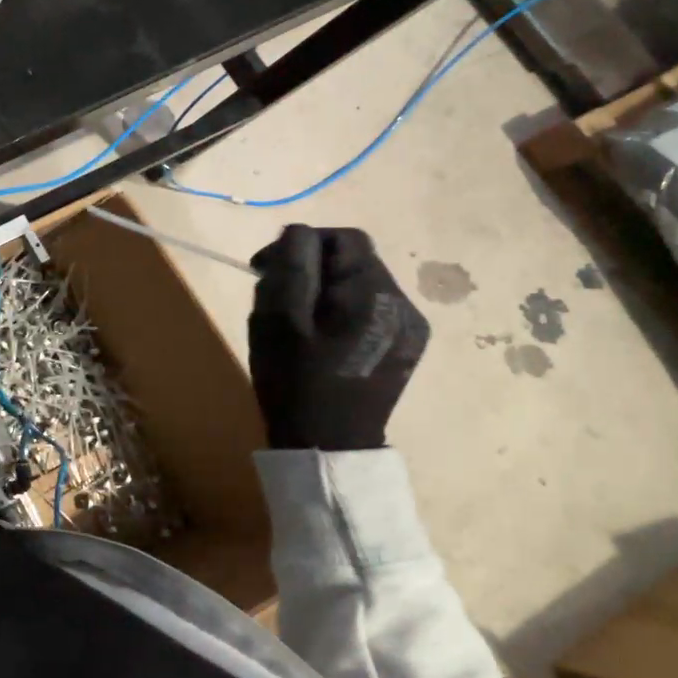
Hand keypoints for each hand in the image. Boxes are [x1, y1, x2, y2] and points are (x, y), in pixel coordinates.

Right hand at [247, 225, 427, 451]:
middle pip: (354, 259)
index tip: (266, 269)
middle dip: (311, 267)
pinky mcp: (408, 345)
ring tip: (297, 319)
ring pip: (361, 282)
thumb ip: (291, 267)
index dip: (300, 244)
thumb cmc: (295, 381)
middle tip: (275, 295)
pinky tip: (322, 336)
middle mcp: (406, 304)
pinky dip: (342, 308)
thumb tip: (298, 232)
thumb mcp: (278, 320)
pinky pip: (371, 307)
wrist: (328, 445)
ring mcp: (412, 327)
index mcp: (375, 296)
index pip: (343, 239)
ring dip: (325, 288)